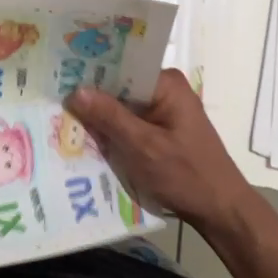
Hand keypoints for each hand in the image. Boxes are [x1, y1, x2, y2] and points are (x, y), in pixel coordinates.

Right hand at [64, 68, 257, 233]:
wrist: (222, 211)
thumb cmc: (186, 175)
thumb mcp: (143, 147)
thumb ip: (110, 117)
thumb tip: (76, 90)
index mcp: (166, 82)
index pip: (122, 67)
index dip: (92, 72)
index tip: (61, 77)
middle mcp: (166, 89)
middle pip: (121, 87)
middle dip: (94, 97)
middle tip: (56, 100)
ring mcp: (166, 110)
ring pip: (125, 107)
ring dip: (103, 117)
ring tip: (65, 118)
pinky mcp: (163, 131)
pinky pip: (133, 123)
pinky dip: (116, 132)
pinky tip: (91, 139)